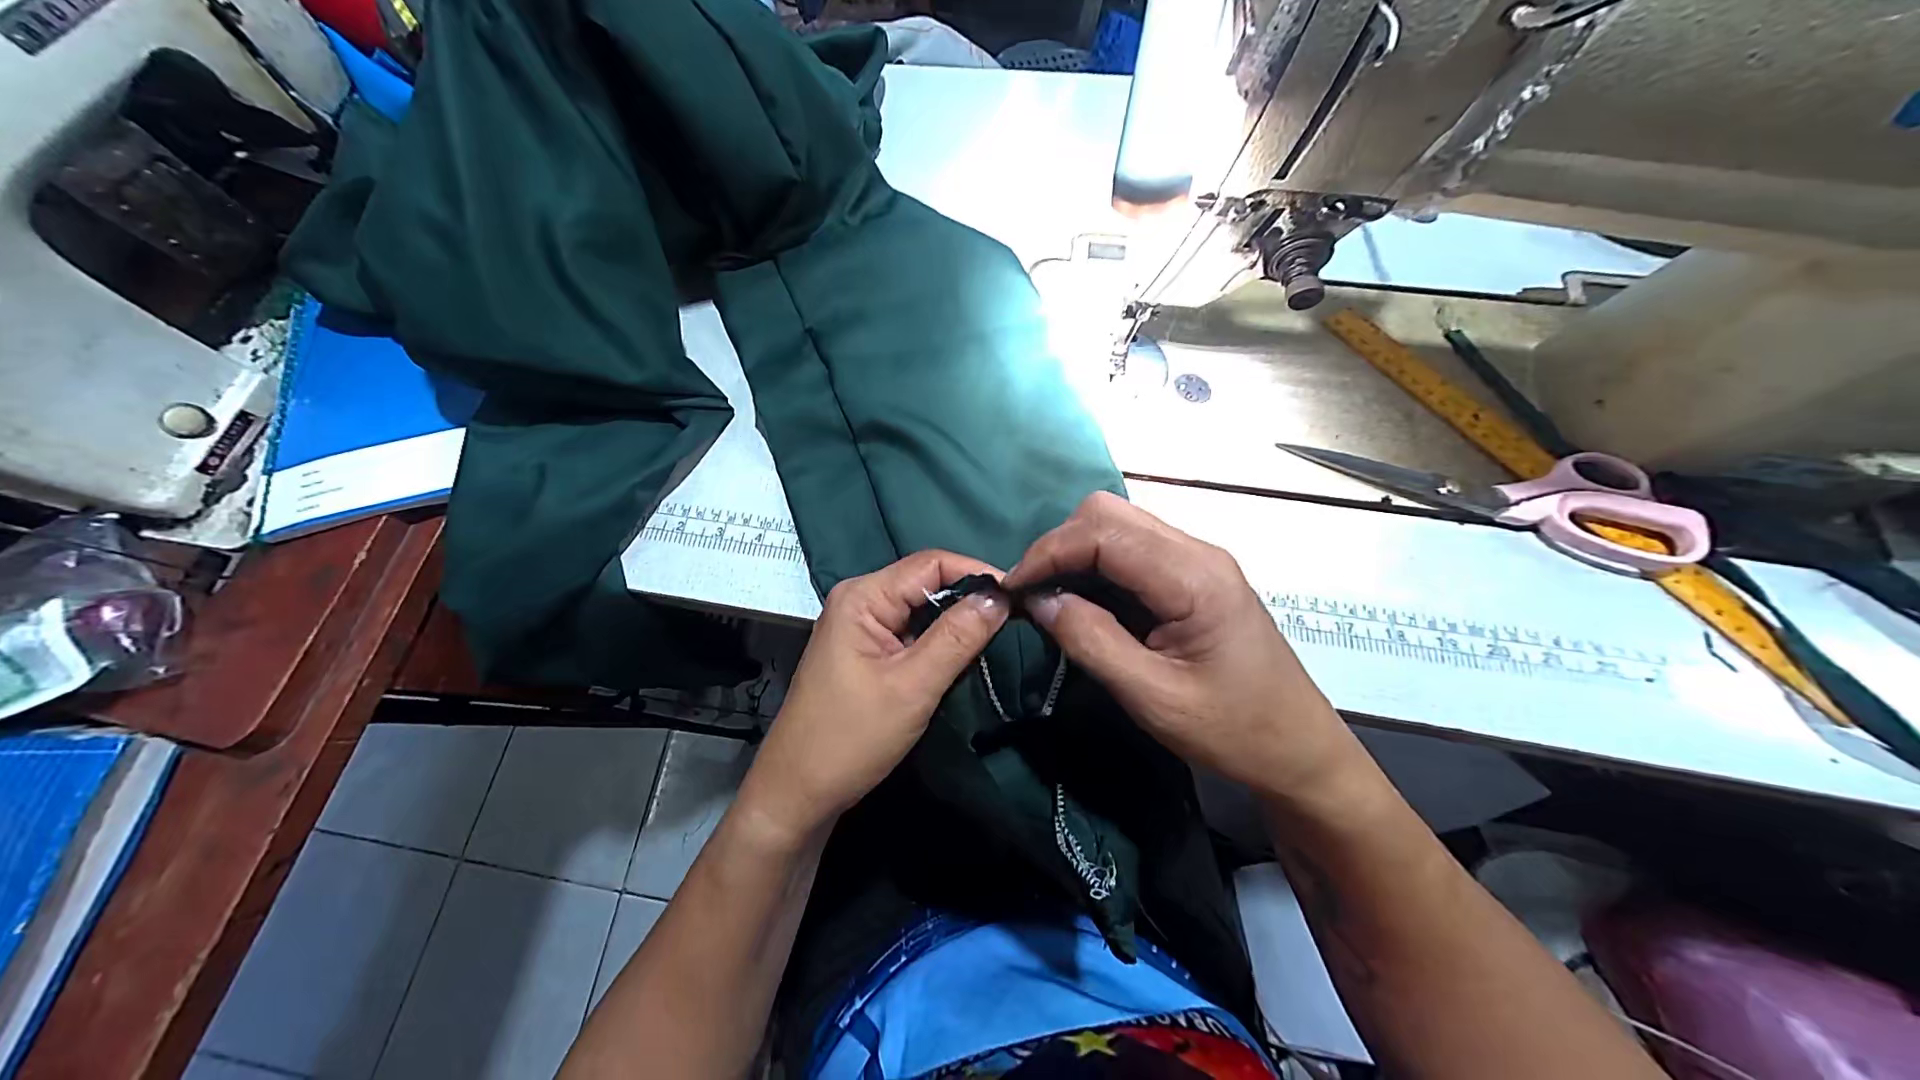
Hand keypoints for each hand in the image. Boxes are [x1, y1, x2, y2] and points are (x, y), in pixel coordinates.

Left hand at [739, 550, 1009, 839]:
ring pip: (922, 607)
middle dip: (971, 596)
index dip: (978, 573)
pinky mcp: (868, 650)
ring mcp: (862, 625)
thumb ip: (959, 636)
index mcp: (863, 596)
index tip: (1021, 595)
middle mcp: (860, 599)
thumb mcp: (913, 686)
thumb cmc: (852, 738)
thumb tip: (1002, 595)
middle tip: (1018, 617)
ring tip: (1000, 634)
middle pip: (927, 581)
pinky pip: (912, 630)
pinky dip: (941, 639)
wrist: (800, 792)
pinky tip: (967, 653)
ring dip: (959, 619)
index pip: (931, 563)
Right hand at [1003, 492, 1361, 804]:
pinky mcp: (1194, 576)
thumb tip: (1037, 600)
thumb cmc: (1231, 730)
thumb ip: (1090, 640)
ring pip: (1119, 525)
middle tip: (1033, 595)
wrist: (1298, 750)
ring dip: (1076, 554)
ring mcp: (1198, 560)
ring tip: (1051, 600)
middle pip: (1108, 513)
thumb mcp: (1151, 695)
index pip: (1102, 533)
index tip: (1012, 589)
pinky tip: (1085, 602)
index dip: (1048, 552)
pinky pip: (1133, 550)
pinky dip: (1097, 566)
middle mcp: (1197, 552)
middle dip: (1059, 546)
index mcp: (1193, 577)